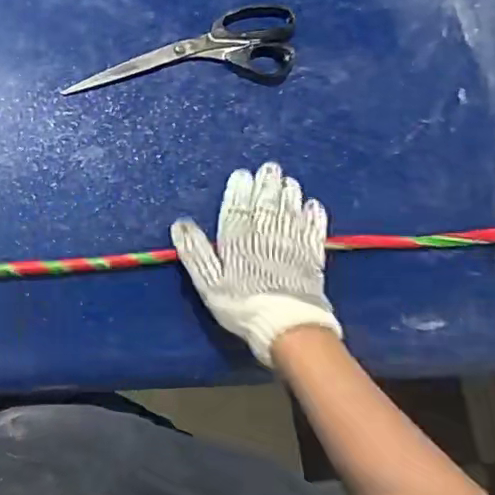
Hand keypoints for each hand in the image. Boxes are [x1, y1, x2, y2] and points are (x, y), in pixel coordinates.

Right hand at [170, 162, 341, 366]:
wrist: (287, 326)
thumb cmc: (239, 305)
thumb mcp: (207, 282)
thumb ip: (195, 251)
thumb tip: (180, 223)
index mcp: (237, 243)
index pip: (236, 210)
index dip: (238, 191)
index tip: (241, 174)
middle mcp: (265, 239)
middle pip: (265, 207)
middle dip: (266, 186)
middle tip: (270, 168)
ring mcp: (292, 248)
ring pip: (289, 215)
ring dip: (289, 196)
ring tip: (288, 181)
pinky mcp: (312, 260)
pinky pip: (313, 233)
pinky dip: (314, 218)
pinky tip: (313, 206)